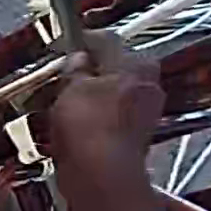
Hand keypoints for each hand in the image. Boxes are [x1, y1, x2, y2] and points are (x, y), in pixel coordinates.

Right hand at [50, 31, 164, 187]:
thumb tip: (78, 59)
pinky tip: (74, 119)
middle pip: (115, 67)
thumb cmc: (87, 124)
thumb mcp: (72, 89)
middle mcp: (148, 82)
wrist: (100, 170)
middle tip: (62, 72)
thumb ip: (75, 71)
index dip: (84, 39)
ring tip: (63, 98)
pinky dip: (93, 111)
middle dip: (90, 68)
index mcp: (136, 66)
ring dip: (90, 90)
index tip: (65, 40)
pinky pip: (110, 112)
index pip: (108, 41)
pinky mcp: (134, 131)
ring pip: (113, 89)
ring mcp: (145, 108)